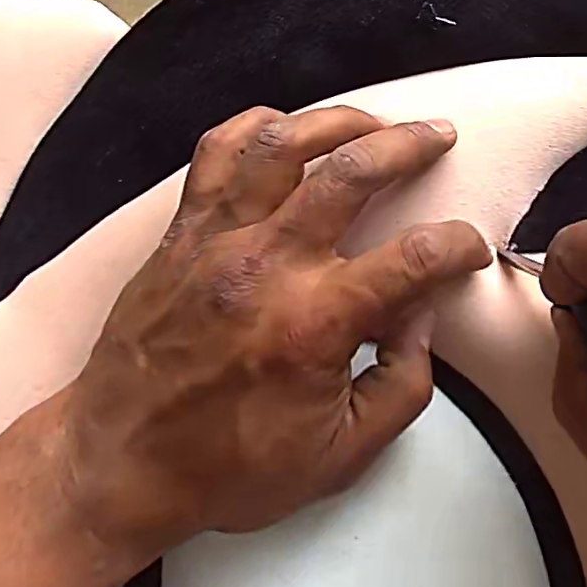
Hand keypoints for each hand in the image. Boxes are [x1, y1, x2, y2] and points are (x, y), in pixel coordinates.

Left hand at [56, 105, 492, 563]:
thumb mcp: (342, 455)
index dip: (458, 245)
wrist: (117, 462)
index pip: (413, 259)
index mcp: (314, 323)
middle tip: (438, 135)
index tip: (469, 249)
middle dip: (409, 144)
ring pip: (281, 143)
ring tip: (372, 123)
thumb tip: (420, 312)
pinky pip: (216, 151)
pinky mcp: (183, 229)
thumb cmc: (229, 465)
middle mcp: (267, 263)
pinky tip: (287, 130)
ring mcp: (218, 237)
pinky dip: (257, 126)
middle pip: (352, 172)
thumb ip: (404, 385)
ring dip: (338, 121)